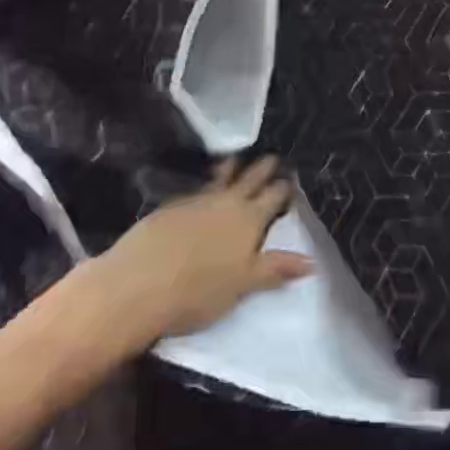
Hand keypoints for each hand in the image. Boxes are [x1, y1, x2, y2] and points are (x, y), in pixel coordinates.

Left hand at [81, 156, 312, 350]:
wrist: (136, 285)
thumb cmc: (197, 291)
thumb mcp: (243, 285)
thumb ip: (276, 269)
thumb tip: (312, 261)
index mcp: (250, 219)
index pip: (274, 196)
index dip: (284, 188)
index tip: (292, 179)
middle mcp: (227, 203)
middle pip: (250, 179)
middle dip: (263, 169)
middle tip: (272, 158)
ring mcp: (197, 201)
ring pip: (221, 178)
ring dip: (232, 168)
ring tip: (237, 158)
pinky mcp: (170, 207)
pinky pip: (197, 188)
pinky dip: (206, 183)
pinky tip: (203, 187)